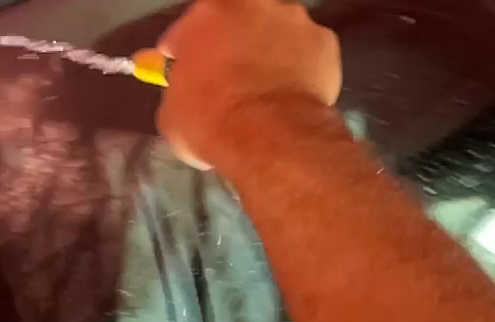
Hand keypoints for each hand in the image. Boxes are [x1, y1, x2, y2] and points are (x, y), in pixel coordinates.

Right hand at [155, 0, 341, 168]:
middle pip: (233, 24)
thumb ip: (179, 89)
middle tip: (219, 85)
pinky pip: (301, 54)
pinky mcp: (324, 39)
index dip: (180, 58)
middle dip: (225, 48)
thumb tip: (187, 90)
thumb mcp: (170, 113)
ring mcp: (294, 17)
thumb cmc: (207, 121)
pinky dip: (291, 71)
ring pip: (270, 34)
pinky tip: (280, 99)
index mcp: (207, 13)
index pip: (183, 32)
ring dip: (261, 55)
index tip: (179, 76)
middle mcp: (253, 2)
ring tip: (255, 94)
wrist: (265, 134)